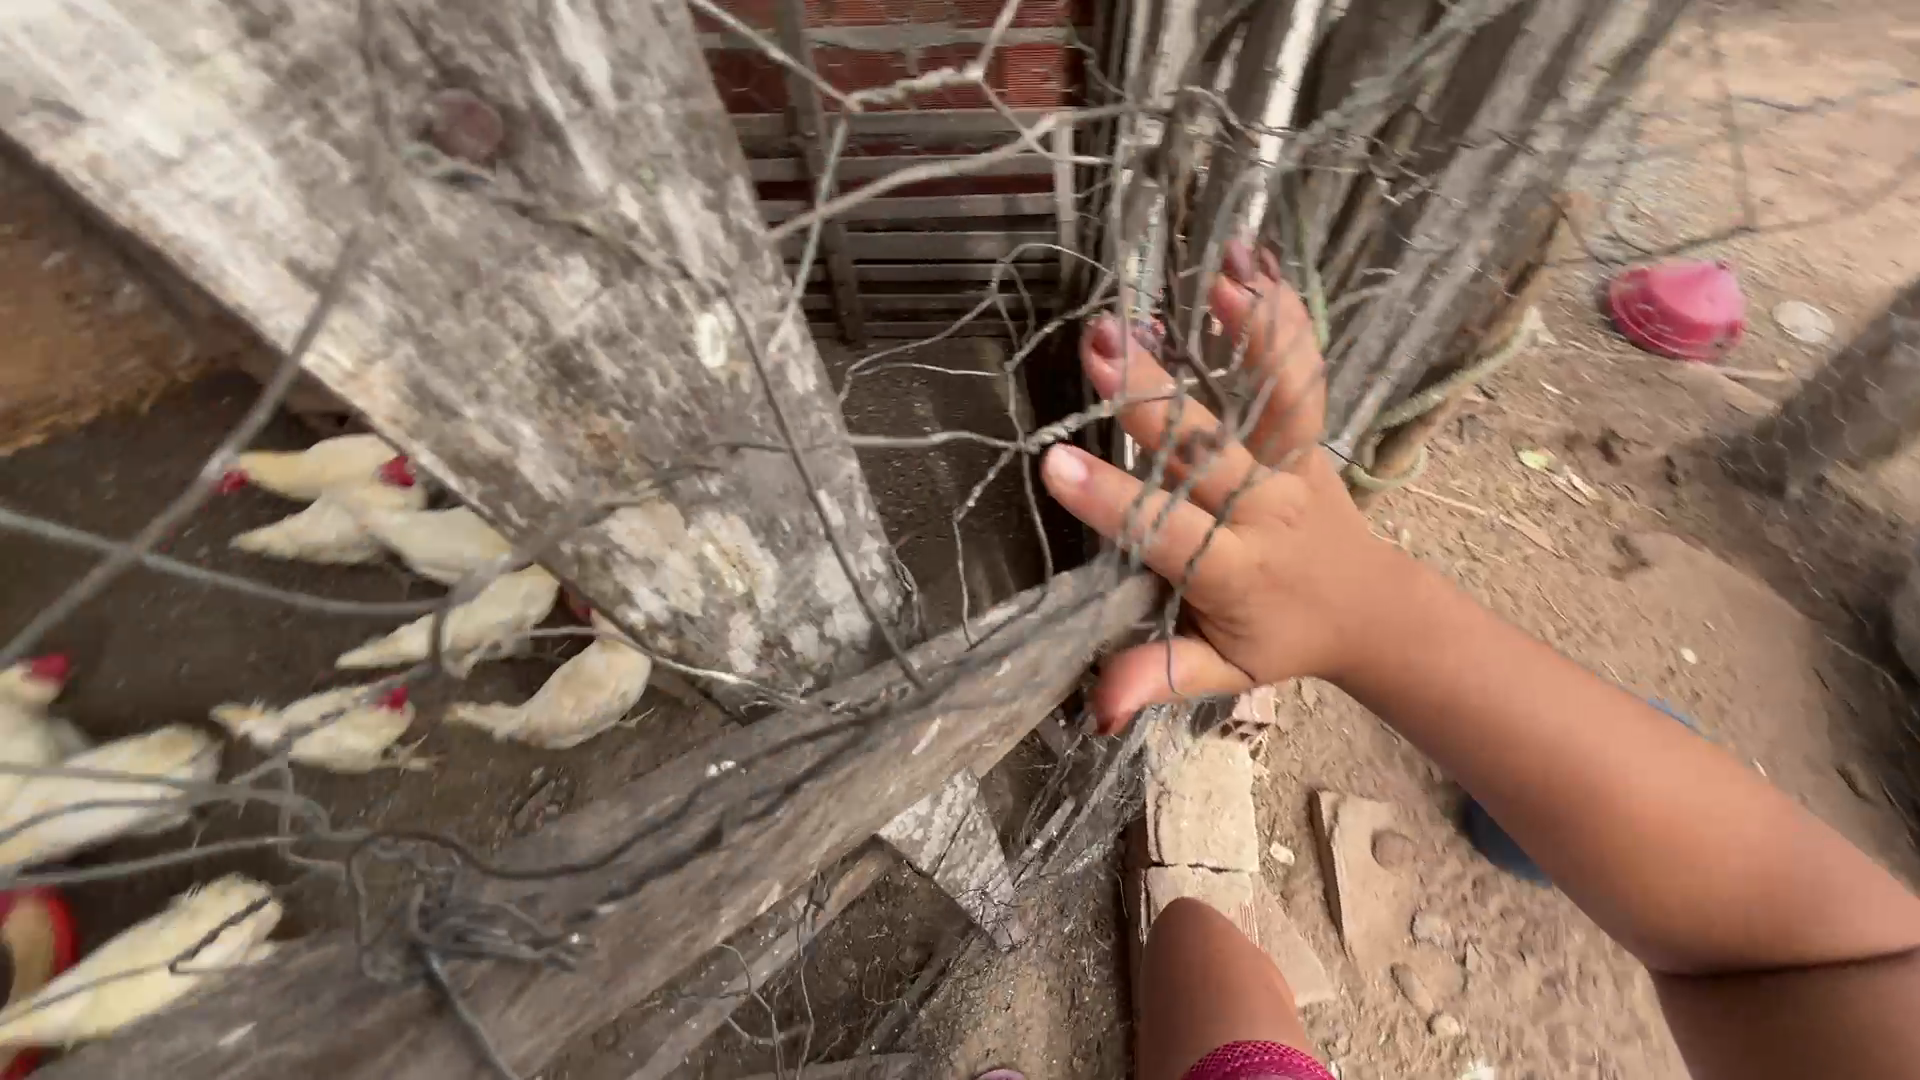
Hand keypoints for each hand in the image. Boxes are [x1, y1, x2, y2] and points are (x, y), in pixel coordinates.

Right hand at [1040, 243, 1405, 732]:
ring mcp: (1296, 466)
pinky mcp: (1312, 438)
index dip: (1115, 503)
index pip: (1171, 534)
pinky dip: (1280, 324)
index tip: (1056, 465)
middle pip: (1208, 453)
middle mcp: (1267, 509)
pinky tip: (1252, 272)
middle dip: (1151, 400)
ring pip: (1269, 402)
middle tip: (1101, 346)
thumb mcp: (1222, 672)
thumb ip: (1160, 677)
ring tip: (1206, 280)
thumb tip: (1095, 709)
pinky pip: (1303, 377)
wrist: (1370, 608)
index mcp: (1236, 570)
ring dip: (1238, 340)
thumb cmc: (1282, 638)